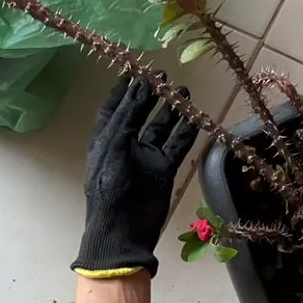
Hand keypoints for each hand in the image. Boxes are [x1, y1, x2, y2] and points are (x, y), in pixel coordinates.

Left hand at [72, 76, 198, 277]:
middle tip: (165, 77)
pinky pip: (177, 147)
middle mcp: (126, 146)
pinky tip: (196, 118)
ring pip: (161, 129)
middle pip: (140, 114)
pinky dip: (186, 133)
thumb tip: (141, 82)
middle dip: (152, 95)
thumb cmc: (111, 188)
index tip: (135, 70)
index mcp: (106, 139)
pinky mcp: (163, 171)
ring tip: (184, 92)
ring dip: (172, 111)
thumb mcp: (115, 146)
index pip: (114, 107)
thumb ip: (128, 114)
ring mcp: (146, 158)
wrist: (123, 232)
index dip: (124, 89)